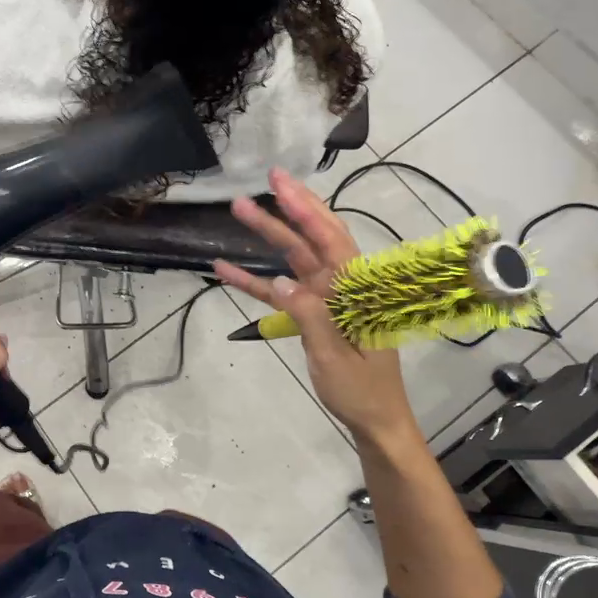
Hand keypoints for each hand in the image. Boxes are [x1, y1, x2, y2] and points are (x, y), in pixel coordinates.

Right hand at [213, 168, 420, 444]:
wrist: (374, 419)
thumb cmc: (362, 389)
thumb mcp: (336, 356)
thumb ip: (310, 316)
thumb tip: (281, 283)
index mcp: (357, 291)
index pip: (331, 241)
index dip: (307, 209)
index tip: (283, 185)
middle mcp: (341, 286)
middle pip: (313, 238)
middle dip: (290, 207)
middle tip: (267, 178)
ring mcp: (324, 298)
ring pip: (294, 257)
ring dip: (267, 235)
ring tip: (239, 209)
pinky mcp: (310, 313)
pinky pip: (278, 291)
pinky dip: (253, 280)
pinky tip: (224, 269)